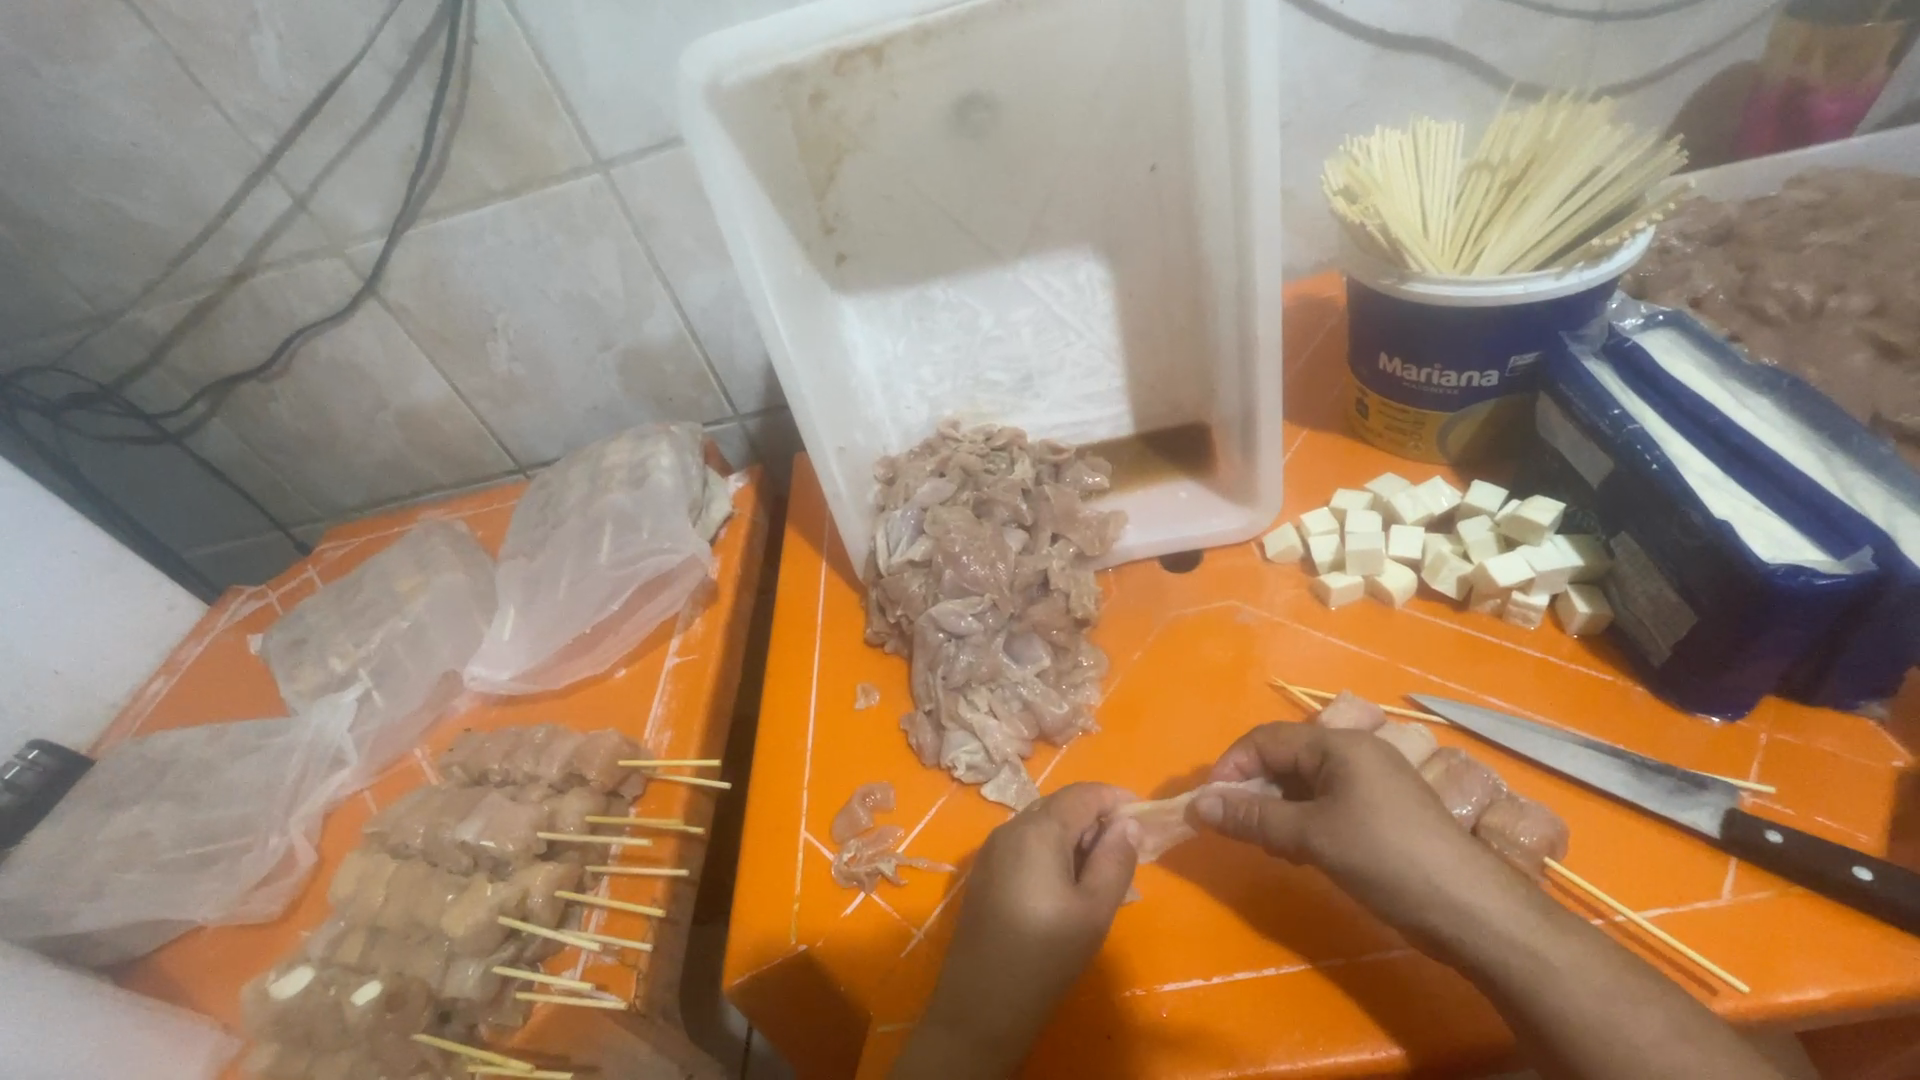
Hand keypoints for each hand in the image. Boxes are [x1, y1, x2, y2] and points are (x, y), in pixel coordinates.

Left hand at [893, 783, 1139, 1078]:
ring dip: (1074, 835)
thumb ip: (1115, 859)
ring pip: (1041, 824)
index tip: (1144, 817)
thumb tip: (1127, 823)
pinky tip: (1066, 884)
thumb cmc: (1046, 955)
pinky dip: (1051, 850)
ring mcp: (991, 850)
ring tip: (1101, 870)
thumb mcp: (1094, 910)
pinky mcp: (984, 872)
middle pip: (1060, 805)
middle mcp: (1010, 828)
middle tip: (1127, 849)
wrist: (980, 1004)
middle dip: (1096, 817)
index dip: (1116, 798)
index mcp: (1038, 829)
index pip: (1083, 793)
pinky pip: (1025, 844)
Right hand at [1190, 722, 1532, 955]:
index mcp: (1339, 745)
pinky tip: (1301, 853)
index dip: (1231, 767)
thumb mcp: (1311, 837)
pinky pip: (1325, 803)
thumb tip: (1197, 805)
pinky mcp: (1381, 813)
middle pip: (1283, 759)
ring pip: (1302, 784)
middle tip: (1239, 830)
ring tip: (1273, 847)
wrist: (1472, 911)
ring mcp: (1371, 783)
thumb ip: (1252, 818)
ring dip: (1276, 811)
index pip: (1265, 739)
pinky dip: (1302, 822)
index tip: (1210, 804)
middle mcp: (1354, 754)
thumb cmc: (1386, 858)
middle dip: (1254, 792)